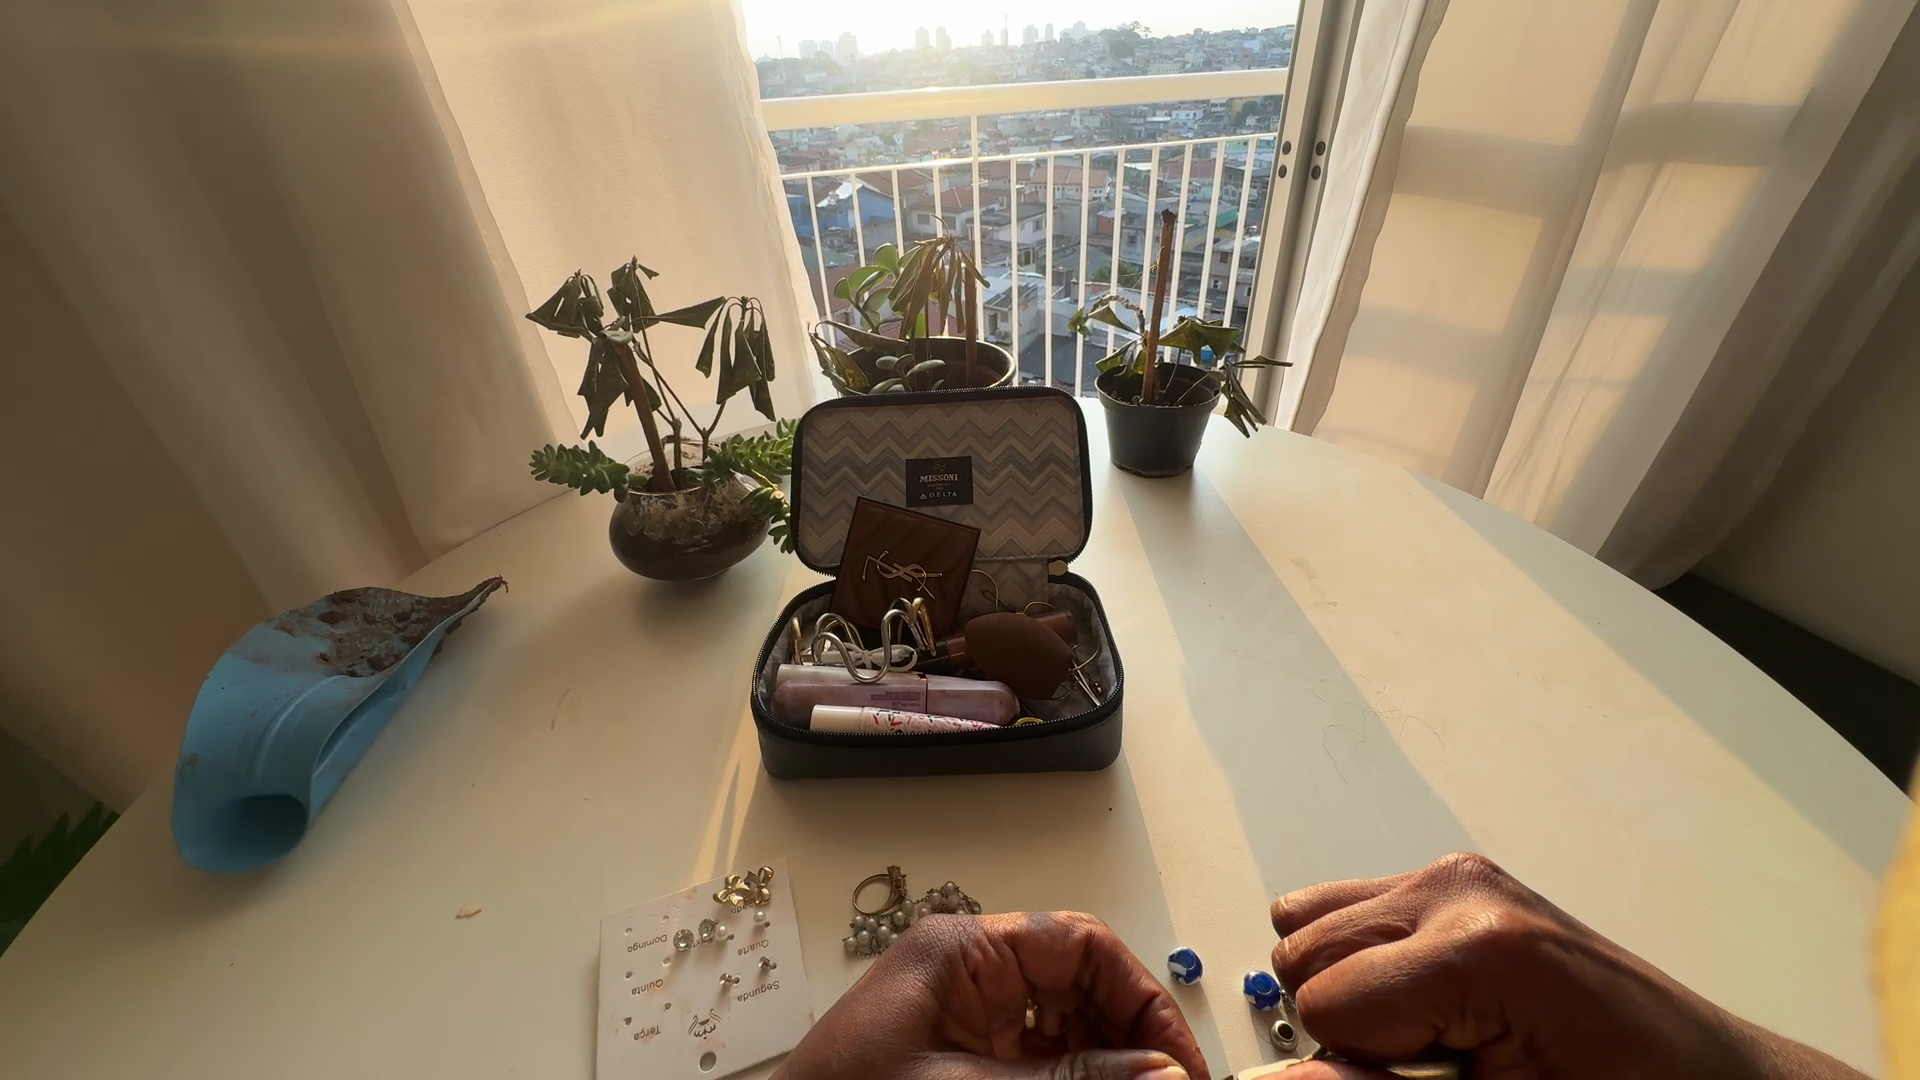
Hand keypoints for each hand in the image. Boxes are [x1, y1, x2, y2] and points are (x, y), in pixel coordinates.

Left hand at [774, 911, 1208, 1079]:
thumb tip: (1166, 1074)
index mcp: (965, 949)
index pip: (1078, 943)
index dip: (1140, 997)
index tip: (1179, 1064)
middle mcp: (971, 970)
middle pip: (1078, 984)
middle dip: (1128, 1038)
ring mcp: (968, 1017)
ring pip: (1064, 1026)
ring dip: (1106, 1063)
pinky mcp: (963, 1057)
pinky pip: (1037, 1057)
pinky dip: (1073, 1078)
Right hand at [1268, 852, 1866, 1079]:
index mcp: (1480, 951)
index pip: (1323, 1000)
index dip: (1364, 1063)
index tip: (1440, 1079)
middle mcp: (1456, 889)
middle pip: (1302, 950)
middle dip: (1349, 1019)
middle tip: (1436, 1058)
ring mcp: (1452, 873)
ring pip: (1304, 919)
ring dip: (1347, 982)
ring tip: (1431, 1024)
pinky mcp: (1449, 874)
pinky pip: (1337, 900)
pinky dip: (1356, 952)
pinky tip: (1421, 992)